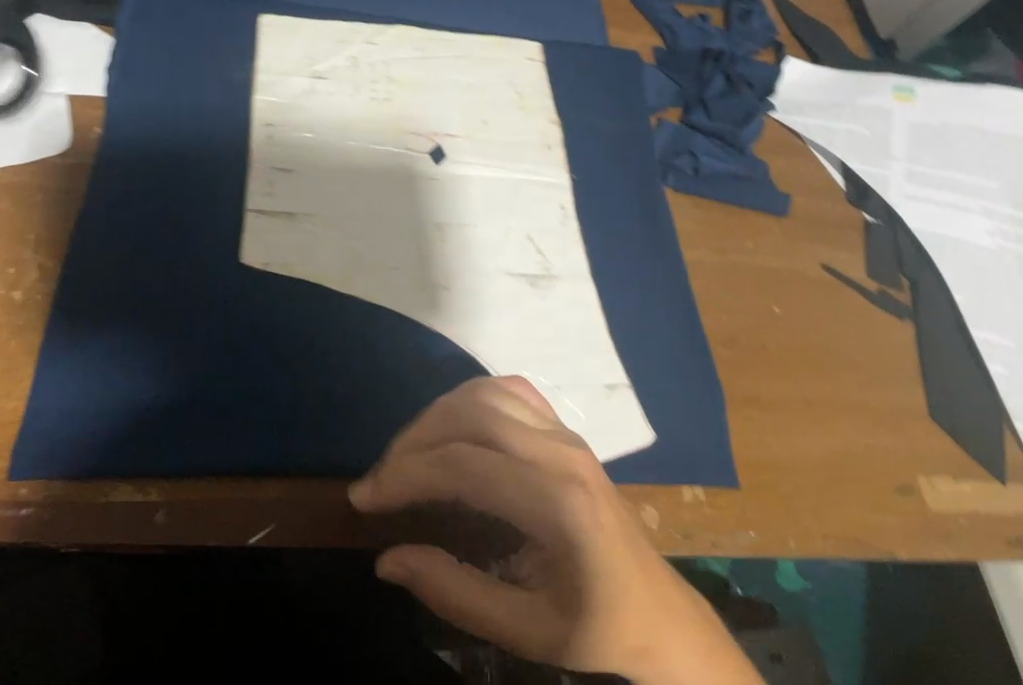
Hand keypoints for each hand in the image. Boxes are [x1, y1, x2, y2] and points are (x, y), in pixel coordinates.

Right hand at [350, 377, 762, 684]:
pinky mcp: (566, 431)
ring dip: (436, 417)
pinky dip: (469, 400)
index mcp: (557, 502)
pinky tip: (449, 431)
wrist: (660, 612)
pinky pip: (509, 391)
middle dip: (412, 443)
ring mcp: (567, 435)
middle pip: (469, 417)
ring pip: (485, 394)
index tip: (363, 500)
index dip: (404, 476)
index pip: (462, 465)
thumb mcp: (526, 630)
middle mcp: (562, 452)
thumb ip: (455, 593)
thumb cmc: (596, 626)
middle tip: (379, 483)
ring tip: (406, 459)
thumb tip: (388, 559)